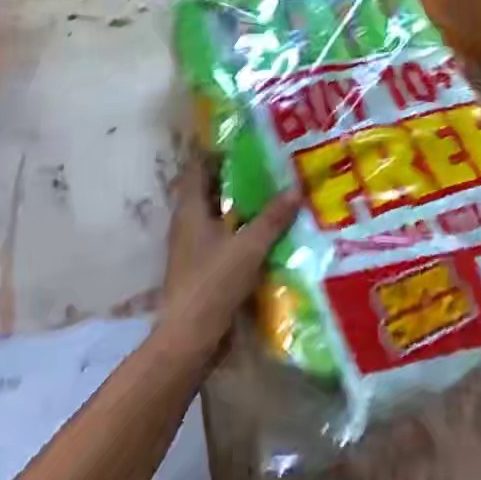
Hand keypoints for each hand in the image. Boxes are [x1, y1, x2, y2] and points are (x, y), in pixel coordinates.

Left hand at [156, 155, 301, 358]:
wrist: (189, 334)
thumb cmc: (213, 282)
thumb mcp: (247, 247)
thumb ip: (270, 219)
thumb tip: (294, 187)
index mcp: (189, 209)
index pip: (198, 168)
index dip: (217, 153)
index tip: (246, 145)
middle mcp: (186, 222)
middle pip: (209, 191)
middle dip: (235, 181)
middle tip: (269, 170)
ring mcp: (191, 246)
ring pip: (216, 217)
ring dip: (239, 209)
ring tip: (274, 200)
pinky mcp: (201, 267)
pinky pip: (221, 240)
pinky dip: (240, 234)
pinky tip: (266, 239)